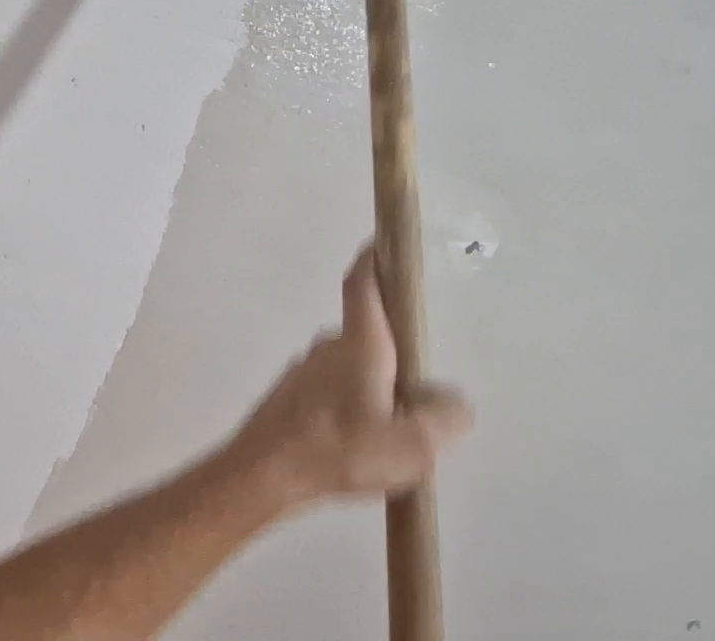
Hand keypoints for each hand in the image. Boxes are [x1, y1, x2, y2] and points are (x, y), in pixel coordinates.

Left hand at [223, 245, 472, 503]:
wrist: (264, 472)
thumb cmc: (339, 449)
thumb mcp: (413, 443)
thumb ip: (444, 416)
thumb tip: (451, 400)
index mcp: (358, 345)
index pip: (363, 287)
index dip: (374, 260)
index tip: (382, 241)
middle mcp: (327, 347)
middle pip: (371, 339)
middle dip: (397, 362)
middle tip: (419, 409)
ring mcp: (305, 371)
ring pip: (353, 371)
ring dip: (375, 393)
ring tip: (388, 444)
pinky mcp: (292, 397)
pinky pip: (334, 394)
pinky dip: (351, 413)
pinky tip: (357, 452)